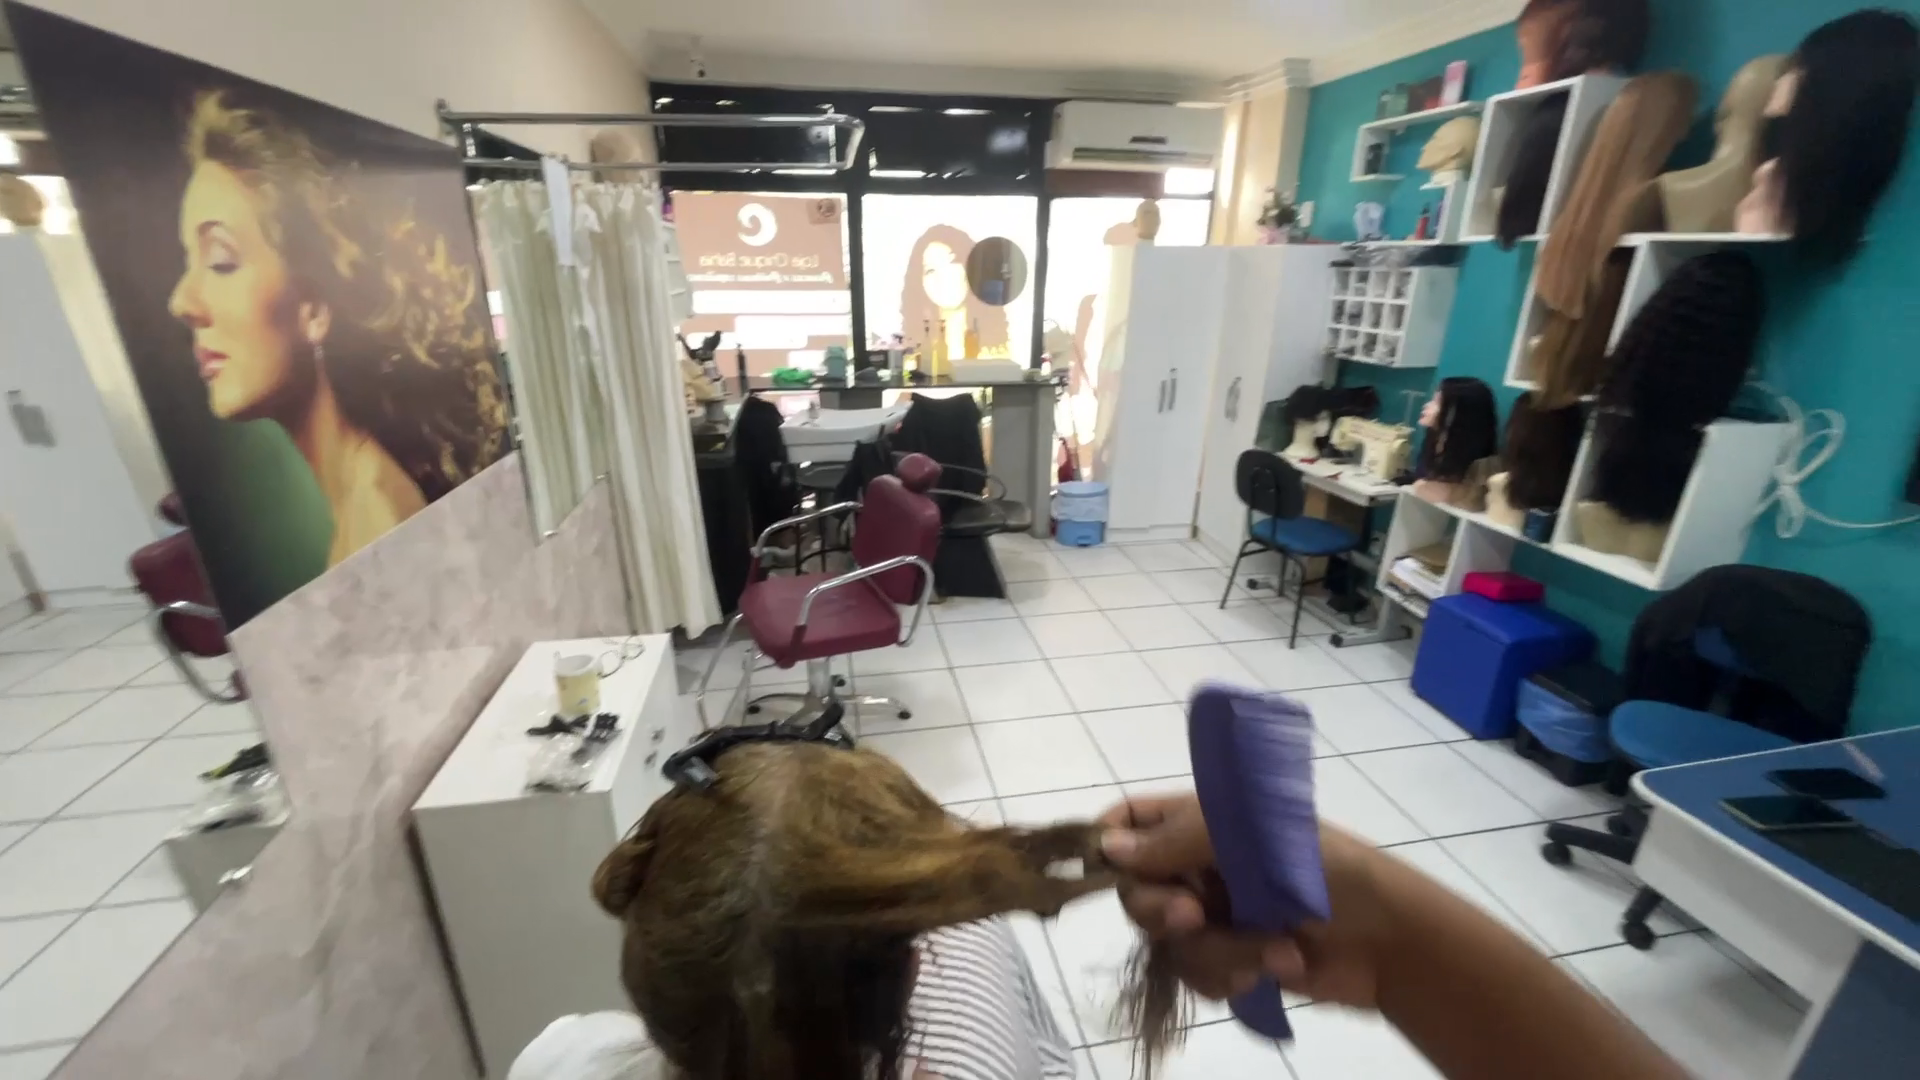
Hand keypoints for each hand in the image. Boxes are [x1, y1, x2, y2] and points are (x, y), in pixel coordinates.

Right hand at [1099, 794, 1398, 1009]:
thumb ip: (1172, 842)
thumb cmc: (1319, 864)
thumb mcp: (1244, 836)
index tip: (1104, 866)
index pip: (1128, 820)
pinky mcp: (1230, 959)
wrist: (1390, 937)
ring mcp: (1211, 913)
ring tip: (1271, 950)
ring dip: (1219, 950)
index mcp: (1193, 820)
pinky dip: (1234, 974)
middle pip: (1136, 889)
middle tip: (1193, 916)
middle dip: (1161, 908)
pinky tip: (1278, 965)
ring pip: (1169, 941)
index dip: (1107, 839)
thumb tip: (1107, 849)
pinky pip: (1197, 974)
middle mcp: (1193, 864)